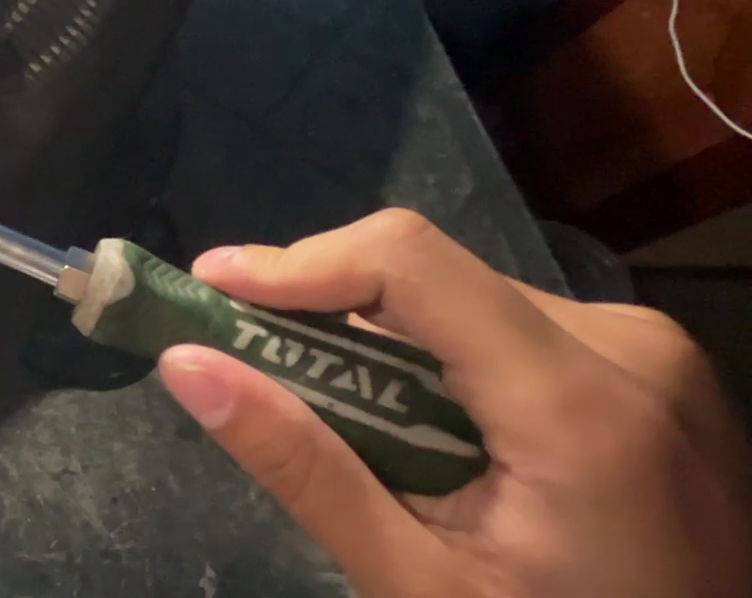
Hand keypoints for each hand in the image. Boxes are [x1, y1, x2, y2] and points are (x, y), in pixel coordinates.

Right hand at [156, 209, 751, 597]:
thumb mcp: (418, 585)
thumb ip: (299, 465)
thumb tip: (183, 362)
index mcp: (584, 407)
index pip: (407, 262)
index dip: (295, 261)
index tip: (211, 285)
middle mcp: (624, 347)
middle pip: (418, 269)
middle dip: (315, 303)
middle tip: (245, 350)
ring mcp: (643, 350)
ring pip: (445, 285)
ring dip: (359, 326)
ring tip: (322, 395)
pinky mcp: (637, 360)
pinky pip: (483, 310)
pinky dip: (413, 342)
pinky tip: (402, 407)